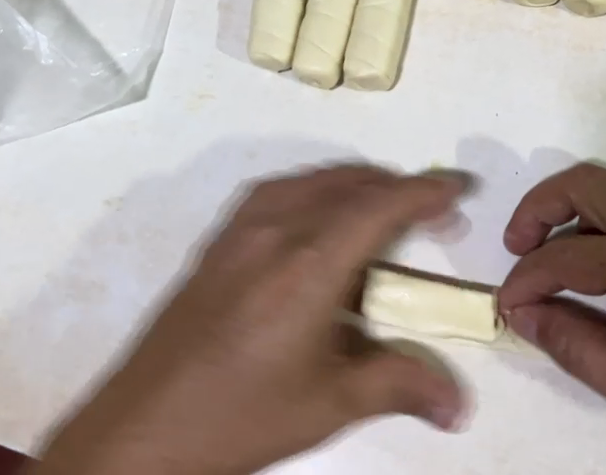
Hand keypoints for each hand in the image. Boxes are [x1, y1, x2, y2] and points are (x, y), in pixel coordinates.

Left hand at [36, 166, 471, 474]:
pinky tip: (319, 217)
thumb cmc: (242, 415)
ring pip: (312, 180)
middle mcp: (276, 228)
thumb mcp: (329, 403)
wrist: (146, 425)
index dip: (425, 191)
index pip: (381, 206)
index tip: (458, 187)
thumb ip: (399, 384)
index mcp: (311, 262)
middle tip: (433, 210)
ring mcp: (241, 228)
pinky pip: (279, 190)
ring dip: (355, 184)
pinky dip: (315, 189)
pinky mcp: (218, 239)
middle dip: (396, 188)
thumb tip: (457, 400)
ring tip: (384, 209)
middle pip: (348, 184)